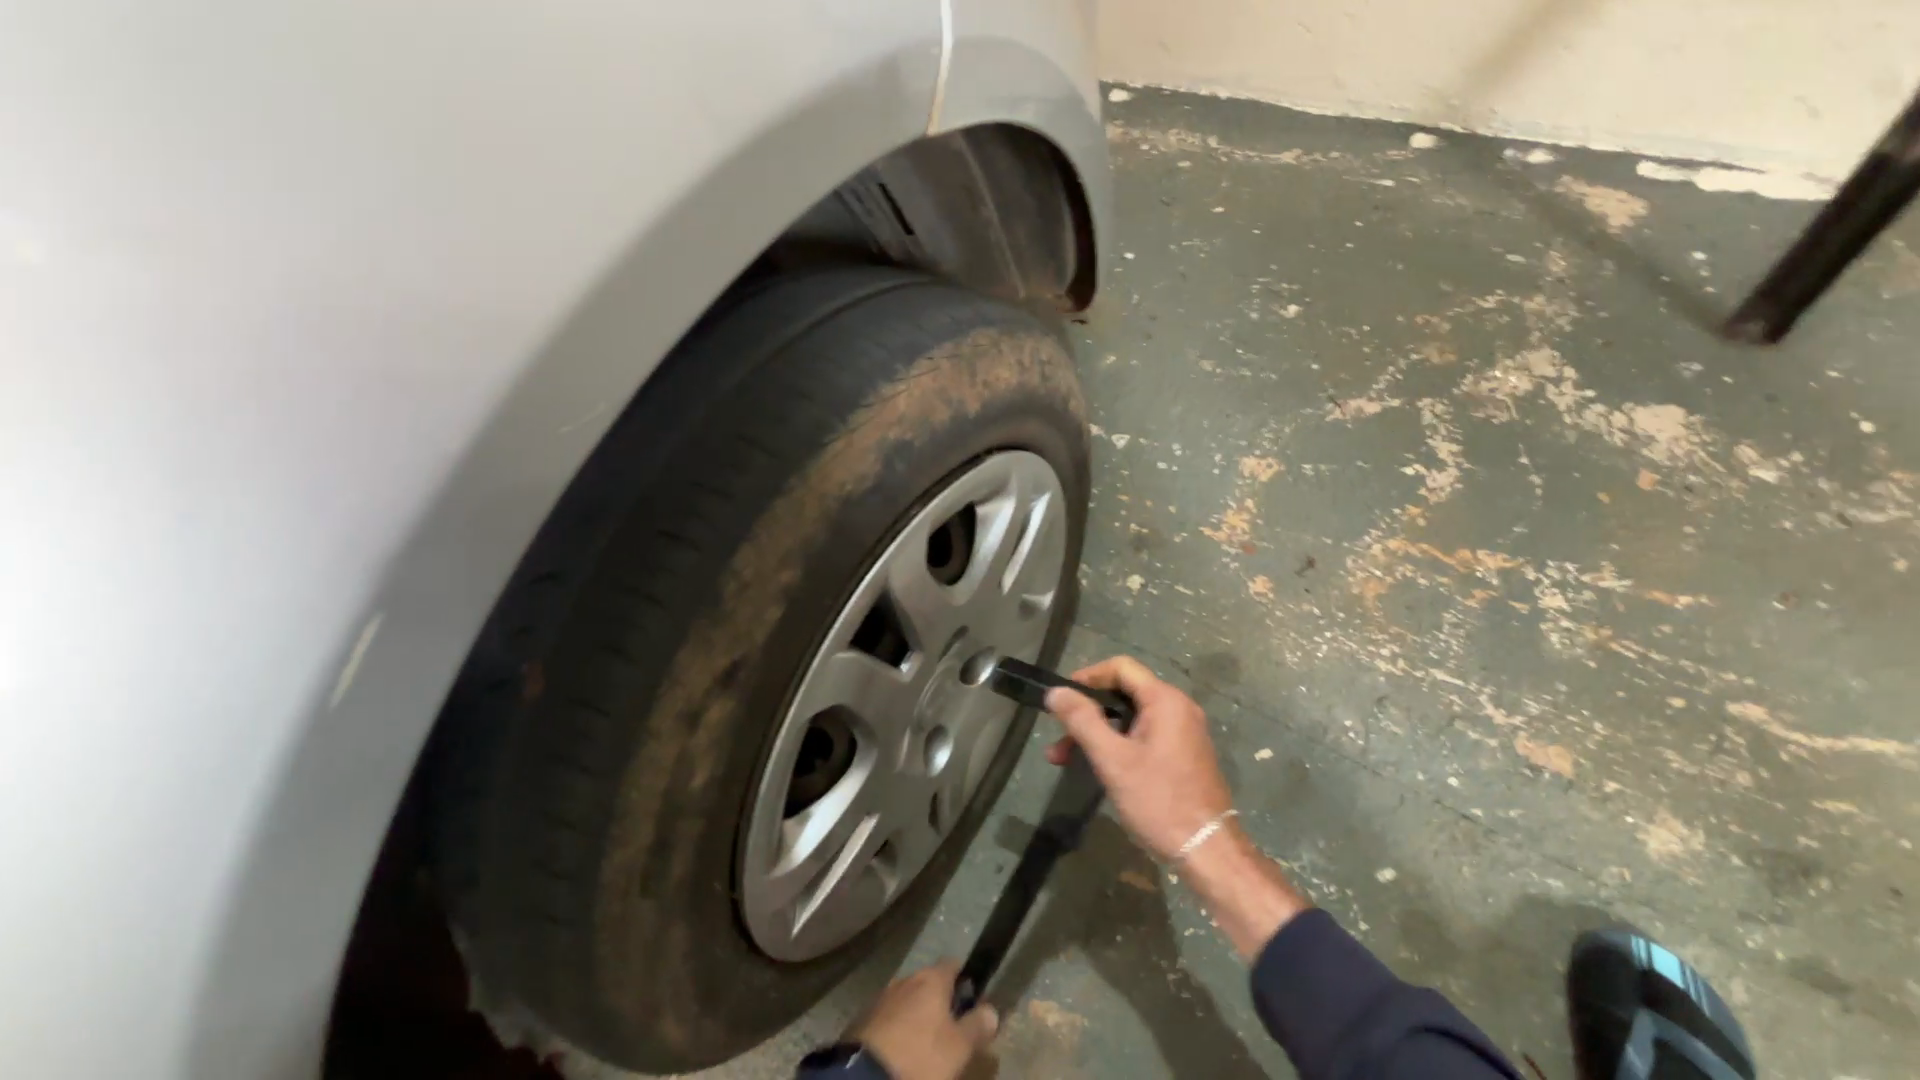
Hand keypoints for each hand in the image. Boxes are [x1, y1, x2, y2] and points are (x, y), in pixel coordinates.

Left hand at [853, 960, 997, 1079]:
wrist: (866, 1076)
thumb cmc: (921, 1056)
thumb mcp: (959, 1047)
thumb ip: (977, 1026)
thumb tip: (990, 1010)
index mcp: (931, 980)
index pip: (953, 964)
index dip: (965, 979)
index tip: (973, 999)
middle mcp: (905, 980)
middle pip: (930, 983)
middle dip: (941, 1001)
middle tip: (952, 1028)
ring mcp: (882, 998)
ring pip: (908, 1000)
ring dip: (918, 1015)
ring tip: (926, 1043)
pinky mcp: (864, 1019)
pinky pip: (890, 1017)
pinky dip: (899, 1028)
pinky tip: (902, 1049)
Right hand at [1043, 656, 1233, 861]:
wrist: (1207, 850)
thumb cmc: (1159, 801)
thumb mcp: (1112, 760)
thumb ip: (1082, 721)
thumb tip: (1055, 692)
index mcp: (1165, 701)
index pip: (1121, 667)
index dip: (1087, 677)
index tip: (1061, 699)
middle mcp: (1178, 709)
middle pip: (1124, 693)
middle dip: (1087, 712)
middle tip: (1058, 737)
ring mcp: (1184, 733)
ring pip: (1131, 719)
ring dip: (1097, 733)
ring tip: (1064, 760)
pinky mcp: (1183, 755)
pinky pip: (1144, 737)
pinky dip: (1117, 745)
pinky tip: (1098, 769)